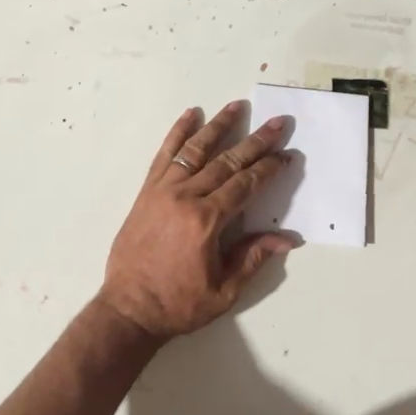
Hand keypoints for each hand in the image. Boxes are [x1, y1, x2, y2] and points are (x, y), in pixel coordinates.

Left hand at [97, 103, 296, 340]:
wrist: (128, 308)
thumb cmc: (178, 305)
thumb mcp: (224, 291)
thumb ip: (253, 258)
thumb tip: (288, 238)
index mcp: (207, 221)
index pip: (245, 185)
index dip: (268, 169)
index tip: (286, 154)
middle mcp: (185, 197)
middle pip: (226, 162)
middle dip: (255, 141)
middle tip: (276, 123)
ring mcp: (163, 190)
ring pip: (195, 149)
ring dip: (218, 126)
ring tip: (237, 106)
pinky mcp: (147, 191)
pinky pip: (164, 154)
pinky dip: (178, 132)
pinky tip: (191, 115)